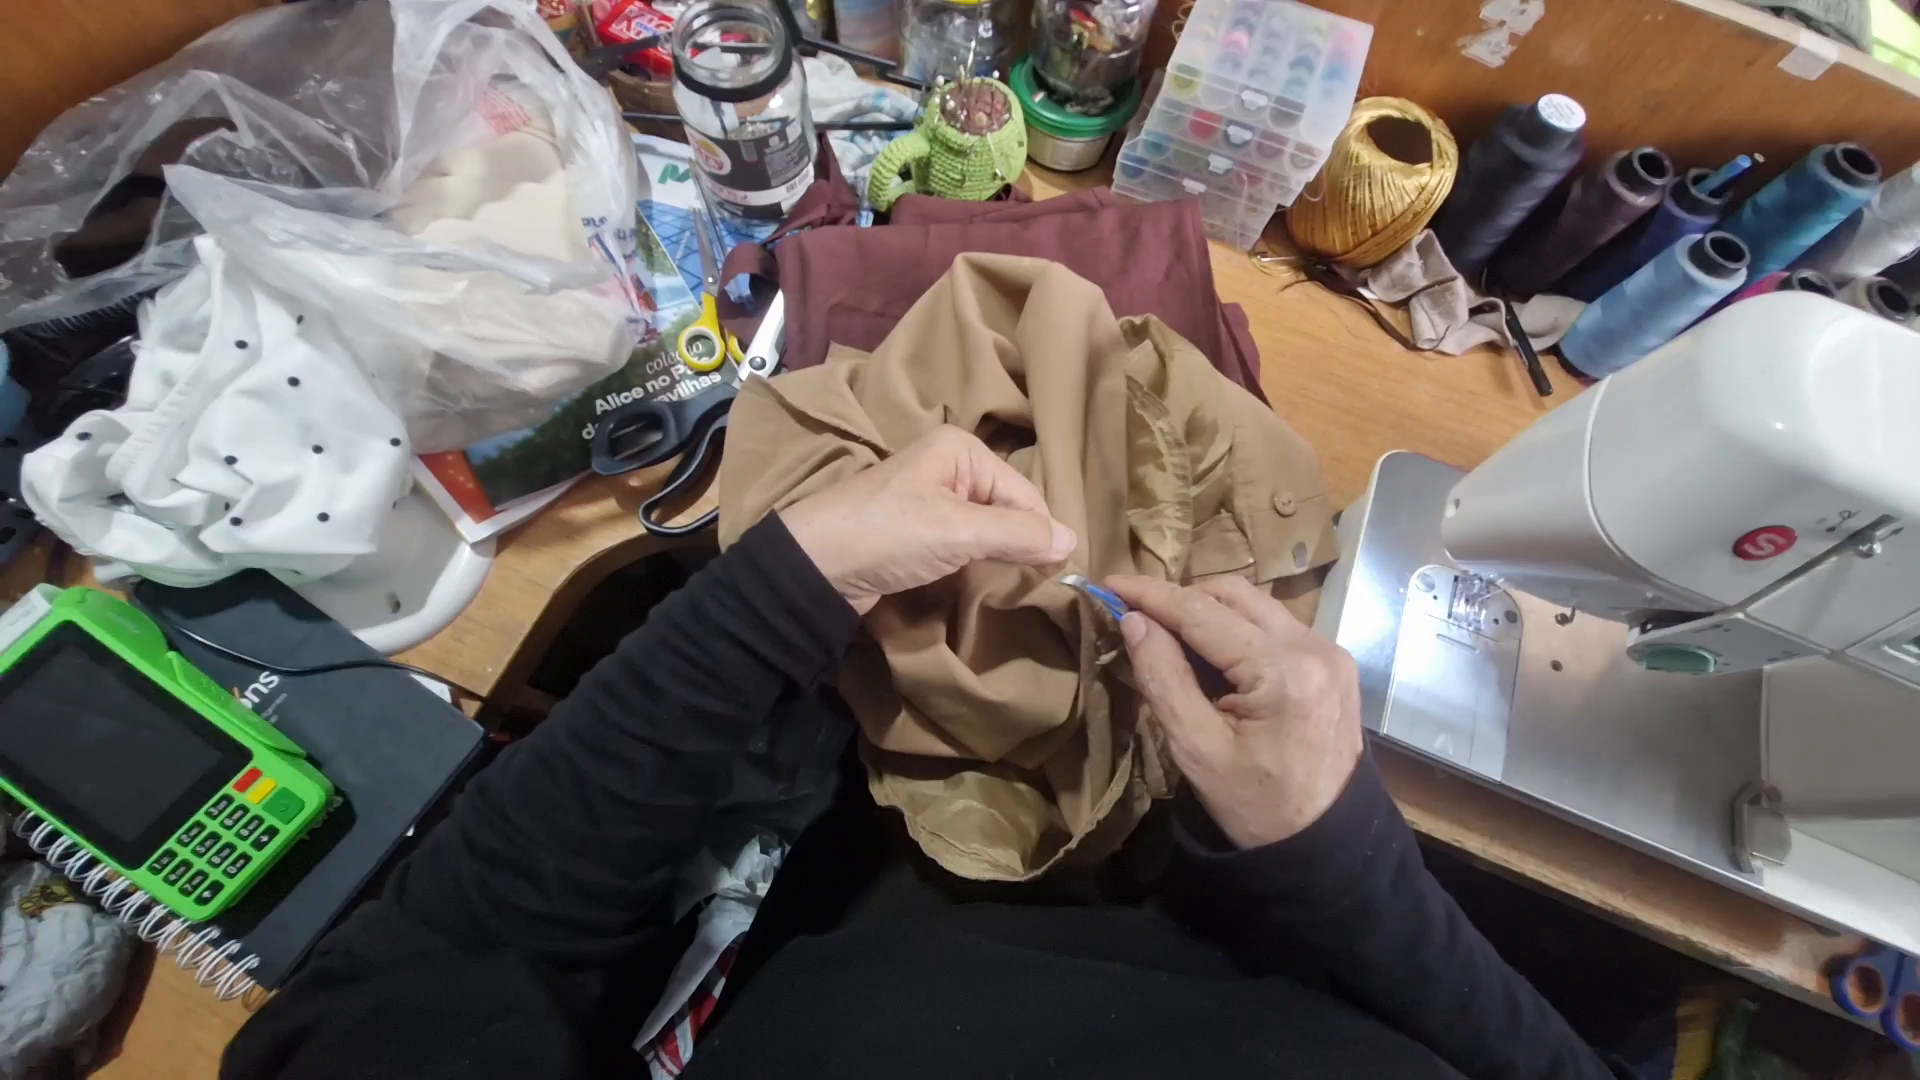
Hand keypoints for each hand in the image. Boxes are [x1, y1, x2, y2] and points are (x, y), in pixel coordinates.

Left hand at [780, 426, 1076, 614]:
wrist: (813, 567)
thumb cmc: (887, 535)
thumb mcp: (958, 531)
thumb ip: (1018, 535)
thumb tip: (1074, 541)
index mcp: (962, 450)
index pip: (1025, 493)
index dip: (1041, 533)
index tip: (1052, 574)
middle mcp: (951, 467)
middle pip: (1008, 510)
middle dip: (1019, 545)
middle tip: (1027, 582)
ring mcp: (933, 500)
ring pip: (988, 530)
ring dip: (997, 558)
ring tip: (1004, 585)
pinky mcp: (919, 532)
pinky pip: (964, 544)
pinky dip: (975, 564)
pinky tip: (977, 582)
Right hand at [1107, 575, 1363, 848]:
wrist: (1328, 849)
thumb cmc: (1255, 807)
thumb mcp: (1196, 748)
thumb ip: (1163, 676)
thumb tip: (1133, 621)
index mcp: (1284, 670)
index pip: (1202, 612)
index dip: (1150, 594)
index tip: (1109, 583)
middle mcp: (1314, 646)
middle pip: (1231, 594)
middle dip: (1178, 597)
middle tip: (1135, 614)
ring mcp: (1329, 652)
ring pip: (1253, 604)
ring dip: (1205, 610)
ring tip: (1166, 633)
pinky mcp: (1332, 663)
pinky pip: (1271, 625)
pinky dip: (1233, 627)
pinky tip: (1208, 654)